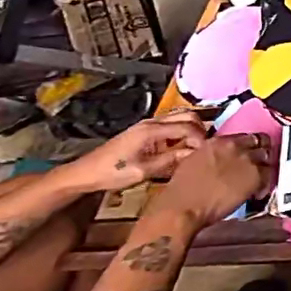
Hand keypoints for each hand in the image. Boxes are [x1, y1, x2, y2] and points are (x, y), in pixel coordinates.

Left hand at [58, 113, 208, 193]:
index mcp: (151, 130)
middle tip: (204, 147)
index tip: (207, 151)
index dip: (202, 138)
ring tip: (195, 146)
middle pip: (188, 115)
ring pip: (180, 117)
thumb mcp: (143, 171)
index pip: (188, 126)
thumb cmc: (111, 173)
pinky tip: (181, 146)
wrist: (83, 174)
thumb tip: (195, 154)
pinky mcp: (144, 130)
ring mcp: (147, 124)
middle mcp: (151, 122)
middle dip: (201, 129)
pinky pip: (171, 124)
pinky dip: (182, 131)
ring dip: (192, 128)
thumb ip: (171, 160)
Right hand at [153, 132, 275, 223]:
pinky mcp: (256, 176)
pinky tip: (258, 192)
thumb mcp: (195, 161)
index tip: (251, 151)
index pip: (247, 136)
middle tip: (260, 163)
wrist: (183, 207)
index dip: (251, 145)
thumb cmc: (182, 190)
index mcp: (219, 142)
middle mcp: (237, 147)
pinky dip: (265, 184)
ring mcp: (248, 160)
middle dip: (262, 152)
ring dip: (264, 167)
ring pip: (268, 158)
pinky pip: (269, 176)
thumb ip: (214, 154)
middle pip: (262, 143)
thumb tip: (223, 157)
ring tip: (259, 178)